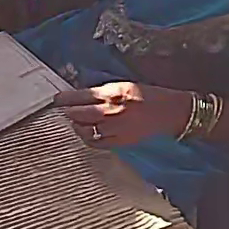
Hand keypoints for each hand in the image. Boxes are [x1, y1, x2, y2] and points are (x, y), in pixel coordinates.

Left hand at [56, 83, 194, 146]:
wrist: (172, 112)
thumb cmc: (150, 96)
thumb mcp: (125, 85)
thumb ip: (103, 91)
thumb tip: (82, 96)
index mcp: (112, 92)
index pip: (80, 96)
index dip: (65, 98)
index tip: (57, 99)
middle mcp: (111, 111)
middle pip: (78, 113)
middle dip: (68, 111)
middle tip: (62, 110)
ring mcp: (115, 128)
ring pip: (85, 129)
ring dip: (77, 125)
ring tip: (75, 121)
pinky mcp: (120, 141)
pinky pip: (97, 142)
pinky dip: (89, 138)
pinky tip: (88, 133)